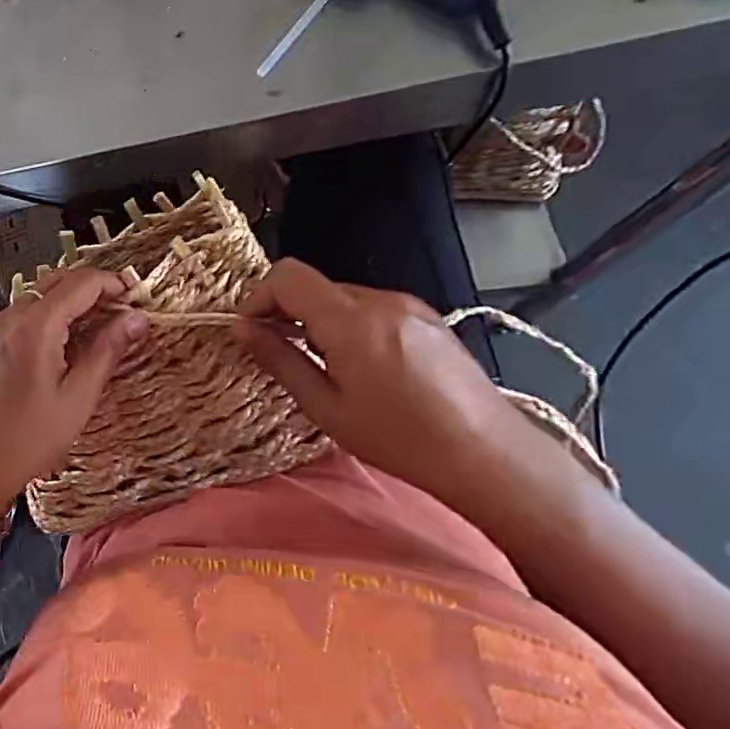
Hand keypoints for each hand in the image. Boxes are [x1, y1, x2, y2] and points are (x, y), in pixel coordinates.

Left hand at [0, 269, 147, 533]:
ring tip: (103, 330)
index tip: (140, 298)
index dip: (115, 283)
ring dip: (75, 302)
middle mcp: (12, 316)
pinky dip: (54, 316)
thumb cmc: (27, 440)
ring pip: (42, 295)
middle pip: (60, 280)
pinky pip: (27, 314)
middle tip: (125, 313)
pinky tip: (69, 345)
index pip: (82, 282)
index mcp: (35, 325)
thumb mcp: (77, 398)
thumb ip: (107, 350)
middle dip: (96, 289)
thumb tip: (137, 319)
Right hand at [235, 259, 556, 505]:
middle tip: (281, 354)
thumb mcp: (327, 408)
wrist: (487, 452)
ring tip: (326, 367)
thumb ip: (281, 361)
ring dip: (320, 320)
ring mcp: (408, 304)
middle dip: (288, 312)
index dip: (259, 296)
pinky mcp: (427, 316)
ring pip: (343, 297)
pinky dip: (351, 325)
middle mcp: (379, 299)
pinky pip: (372, 308)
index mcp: (350, 320)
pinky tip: (364, 367)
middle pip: (315, 285)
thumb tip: (242, 330)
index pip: (287, 276)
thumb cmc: (399, 439)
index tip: (251, 331)